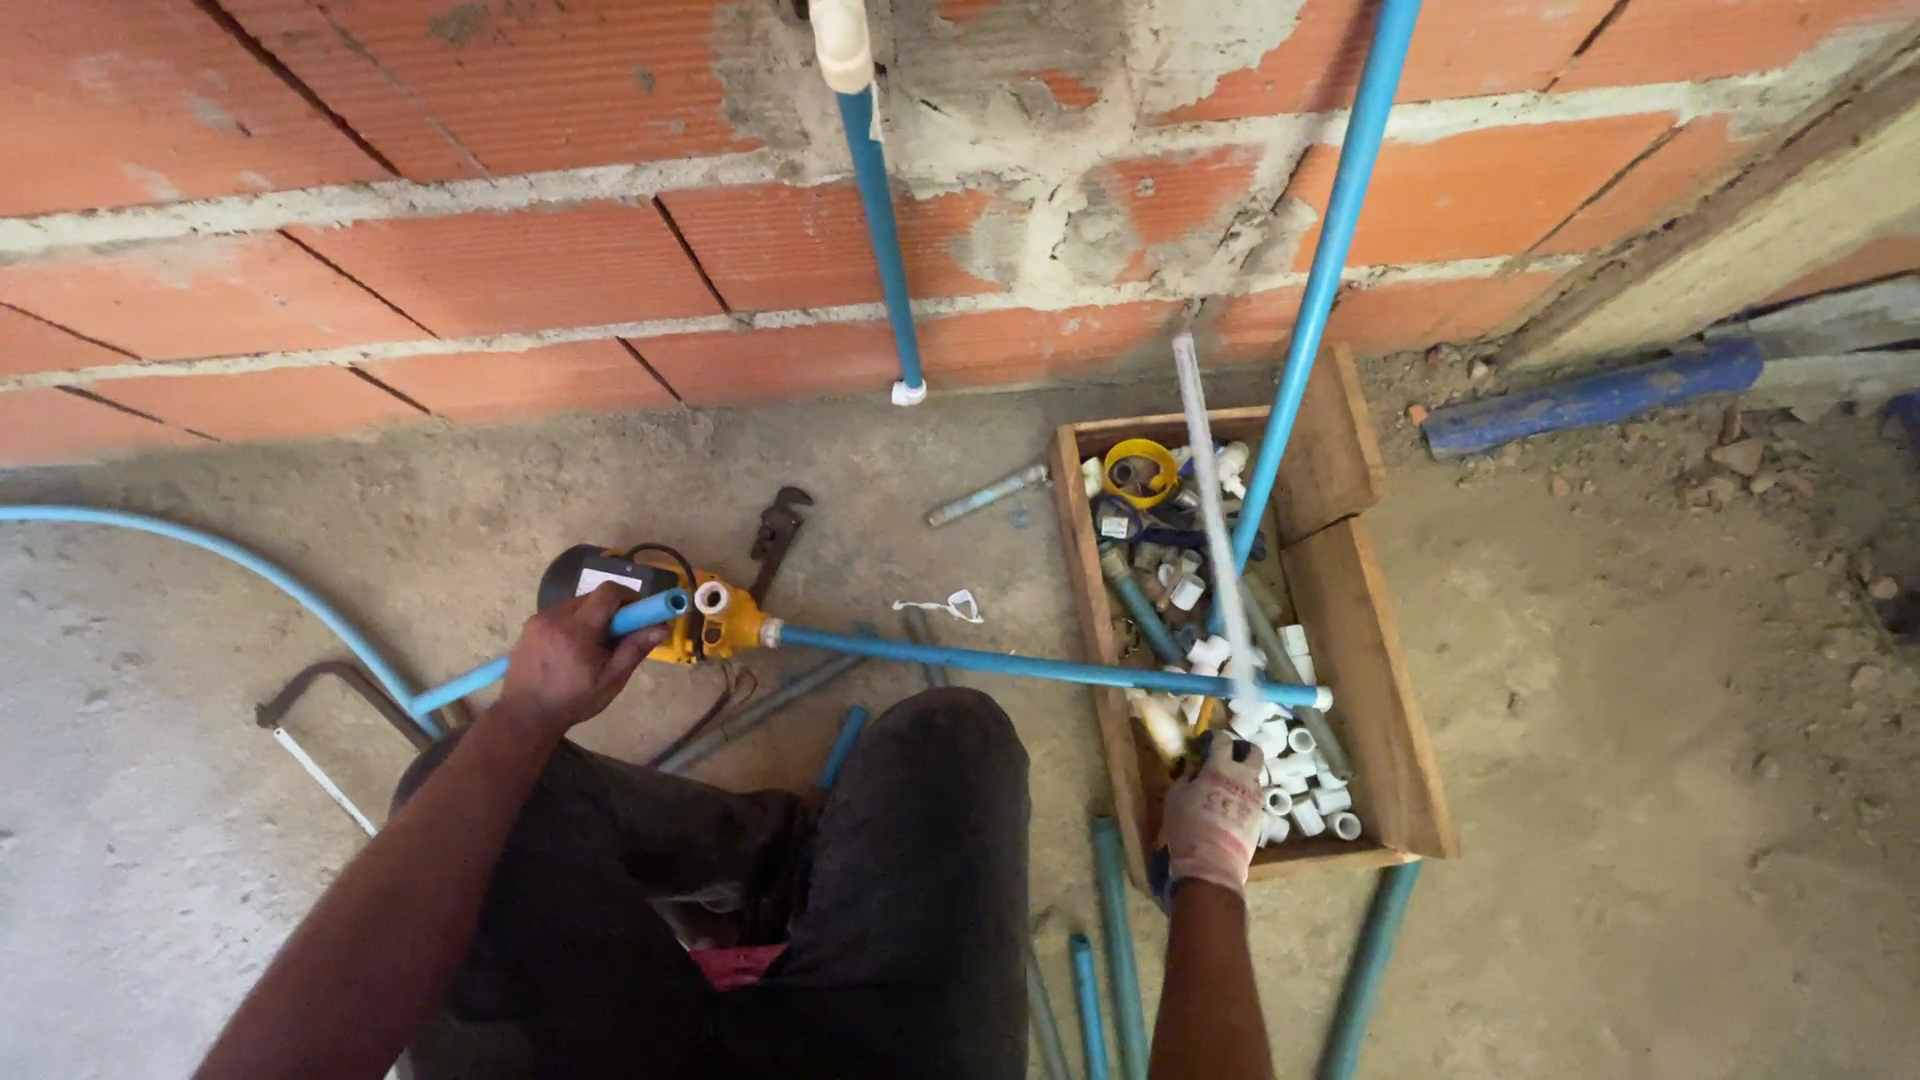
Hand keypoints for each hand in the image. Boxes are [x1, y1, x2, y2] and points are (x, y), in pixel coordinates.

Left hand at [492, 582, 669, 740]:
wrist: (524, 716)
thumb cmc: (572, 701)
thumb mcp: (611, 679)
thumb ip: (635, 649)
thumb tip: (663, 627)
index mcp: (576, 630)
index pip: (608, 592)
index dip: (630, 597)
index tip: (640, 615)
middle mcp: (554, 617)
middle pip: (594, 596)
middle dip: (613, 609)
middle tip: (621, 635)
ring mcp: (539, 619)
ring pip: (579, 604)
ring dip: (595, 616)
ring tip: (596, 646)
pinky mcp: (531, 625)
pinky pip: (563, 613)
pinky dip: (577, 622)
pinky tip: (576, 648)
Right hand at [1150, 732, 1264, 911]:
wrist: (1212, 862)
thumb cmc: (1188, 823)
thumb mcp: (1176, 795)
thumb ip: (1189, 776)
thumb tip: (1197, 769)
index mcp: (1222, 767)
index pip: (1223, 740)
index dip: (1214, 737)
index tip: (1204, 743)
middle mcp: (1244, 778)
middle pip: (1254, 753)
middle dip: (1242, 750)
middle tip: (1226, 757)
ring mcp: (1256, 798)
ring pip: (1254, 778)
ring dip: (1242, 776)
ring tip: (1225, 787)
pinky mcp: (1260, 818)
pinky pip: (1253, 799)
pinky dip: (1243, 797)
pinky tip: (1229, 808)